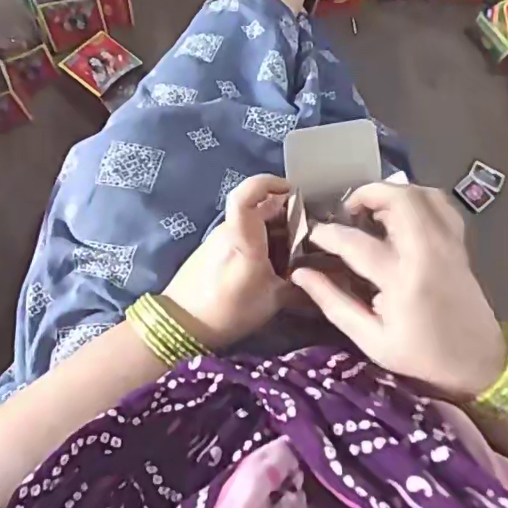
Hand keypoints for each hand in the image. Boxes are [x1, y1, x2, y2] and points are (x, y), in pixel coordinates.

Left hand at [163, 174, 297, 349]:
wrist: (180, 325)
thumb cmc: (227, 310)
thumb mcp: (272, 301)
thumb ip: (298, 284)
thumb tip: (328, 277)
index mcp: (243, 236)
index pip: (248, 193)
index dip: (270, 183)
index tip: (292, 190)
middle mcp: (229, 230)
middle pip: (259, 207)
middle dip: (286, 213)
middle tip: (310, 232)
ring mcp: (218, 239)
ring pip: (252, 223)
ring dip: (275, 231)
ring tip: (296, 252)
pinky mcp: (212, 250)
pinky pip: (242, 236)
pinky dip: (261, 242)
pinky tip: (273, 264)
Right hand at [288, 183, 506, 399]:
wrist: (479, 363)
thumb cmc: (421, 355)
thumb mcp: (370, 339)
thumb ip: (333, 303)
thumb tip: (301, 274)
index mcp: (402, 281)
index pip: (356, 243)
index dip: (328, 234)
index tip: (312, 235)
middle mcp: (428, 253)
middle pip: (399, 200)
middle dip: (366, 194)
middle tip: (347, 211)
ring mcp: (448, 244)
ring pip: (421, 194)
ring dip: (391, 192)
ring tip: (371, 211)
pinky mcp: (459, 243)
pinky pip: (440, 204)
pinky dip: (417, 198)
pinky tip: (400, 213)